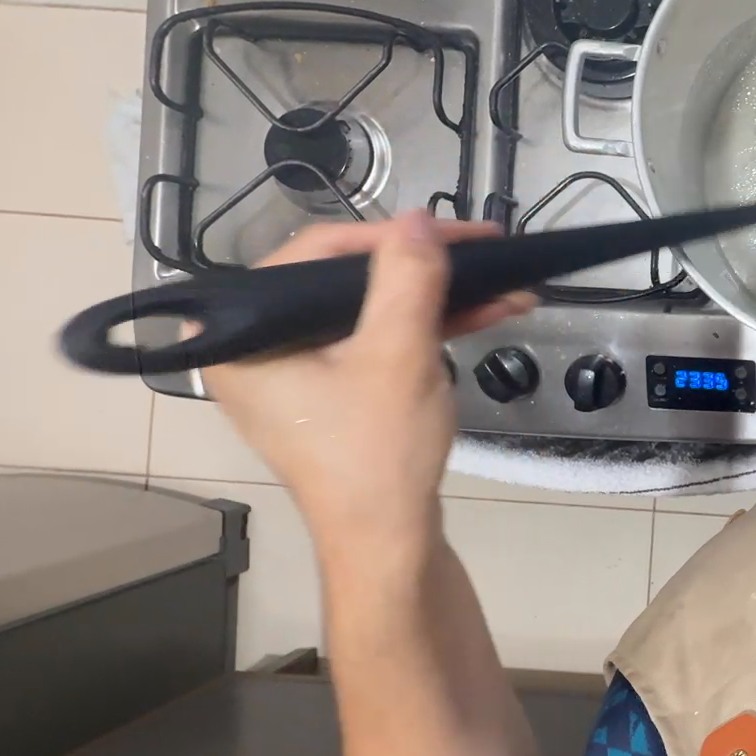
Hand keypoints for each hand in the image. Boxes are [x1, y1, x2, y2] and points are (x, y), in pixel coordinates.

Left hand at [201, 213, 536, 556]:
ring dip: (445, 297)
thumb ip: (408, 282)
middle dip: (431, 268)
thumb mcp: (398, 357)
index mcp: (245, 333)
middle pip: (352, 281)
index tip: (459, 232)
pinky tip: (490, 313)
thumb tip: (421, 219)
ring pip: (376, 310)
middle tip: (487, 253)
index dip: (393, 236)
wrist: (391, 535)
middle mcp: (263, 344)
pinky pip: (384, 340)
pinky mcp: (339, 389)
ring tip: (509, 286)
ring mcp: (302, 369)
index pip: (317, 255)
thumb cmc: (379, 449)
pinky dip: (434, 327)